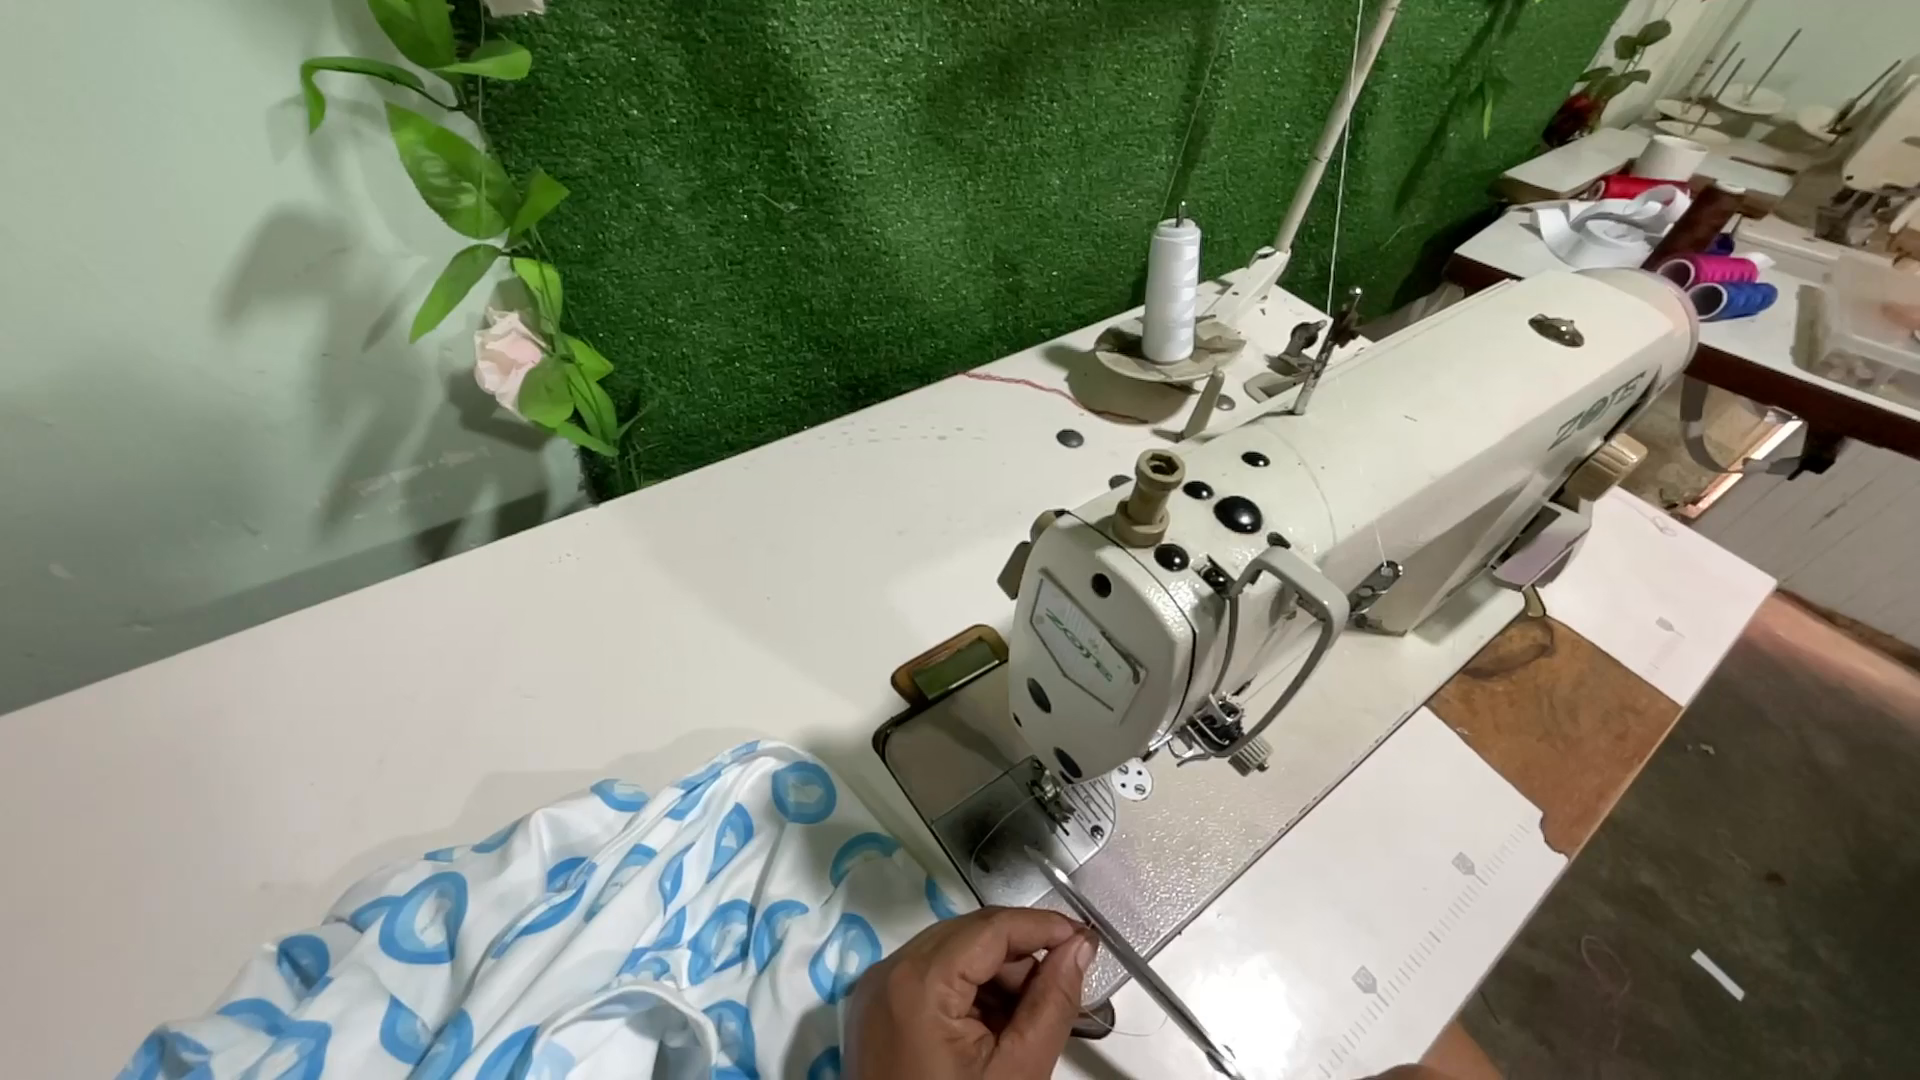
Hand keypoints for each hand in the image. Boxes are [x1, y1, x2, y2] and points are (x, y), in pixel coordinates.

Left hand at [845, 907, 1095, 1079]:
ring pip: (953, 951)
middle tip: (1064, 979)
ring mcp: (877, 989)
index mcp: (918, 982)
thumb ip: (1052, 1002)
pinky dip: (969, 989)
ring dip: (998, 973)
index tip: (1084, 936)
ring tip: (1030, 1014)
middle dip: (1022, 954)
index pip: (991, 927)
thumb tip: (1078, 948)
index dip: (1042, 925)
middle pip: (970, 935)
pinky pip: (932, 974)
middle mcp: (889, 971)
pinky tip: (997, 1024)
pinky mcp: (875, 1008)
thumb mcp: (1017, 1072)